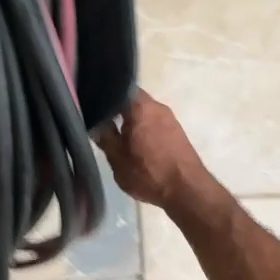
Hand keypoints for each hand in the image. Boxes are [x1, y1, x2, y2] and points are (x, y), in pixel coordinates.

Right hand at [97, 91, 219, 212]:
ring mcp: (170, 118)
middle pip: (132, 100)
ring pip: (144, 112)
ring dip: (131, 121)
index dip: (103, 96)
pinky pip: (154, 122)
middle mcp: (157, 106)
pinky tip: (134, 143)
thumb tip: (96, 123)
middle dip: (117, 109)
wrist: (187, 190)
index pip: (118, 88)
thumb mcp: (117, 159)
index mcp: (140, 107)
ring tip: (116, 135)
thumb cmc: (148, 173)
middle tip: (100, 123)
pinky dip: (143, 128)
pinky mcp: (177, 131)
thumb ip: (104, 137)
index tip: (92, 106)